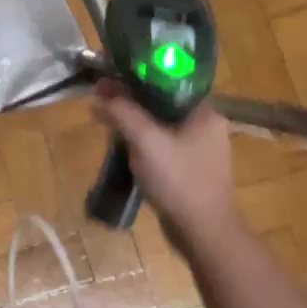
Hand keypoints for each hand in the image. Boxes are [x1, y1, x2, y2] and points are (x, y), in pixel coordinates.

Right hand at [95, 81, 239, 243]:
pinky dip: (141, 140)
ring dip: (133, 120)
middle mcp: (206, 126)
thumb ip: (122, 112)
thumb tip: (100, 93)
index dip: (138, 75)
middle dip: (130, 100)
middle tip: (100, 99)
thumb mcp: (145, 140)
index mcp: (205, 112)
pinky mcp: (189, 168)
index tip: (111, 77)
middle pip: (161, 101)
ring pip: (160, 123)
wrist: (203, 232)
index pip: (170, 80)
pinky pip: (161, 143)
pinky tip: (120, 143)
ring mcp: (199, 149)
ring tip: (104, 119)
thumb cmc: (179, 180)